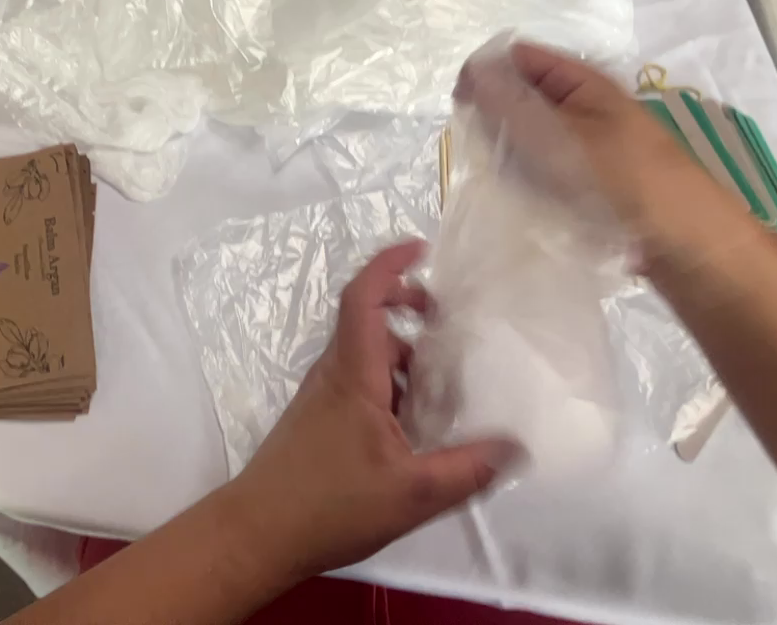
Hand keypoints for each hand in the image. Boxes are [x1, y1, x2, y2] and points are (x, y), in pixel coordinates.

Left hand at [222, 242, 522, 579]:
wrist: (261, 528)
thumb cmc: (332, 503)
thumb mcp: (413, 492)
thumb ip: (466, 469)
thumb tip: (516, 447)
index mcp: (353, 372)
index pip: (363, 296)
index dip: (389, 264)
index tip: (420, 248)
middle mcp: (335, 371)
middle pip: (367, 318)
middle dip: (406, 306)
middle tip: (446, 322)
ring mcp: (324, 393)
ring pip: (366, 353)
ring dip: (403, 354)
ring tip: (444, 383)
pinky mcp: (321, 416)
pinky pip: (360, 380)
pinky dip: (391, 382)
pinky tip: (416, 422)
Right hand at [459, 43, 764, 275]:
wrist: (685, 245)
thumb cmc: (626, 181)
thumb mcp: (562, 136)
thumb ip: (512, 102)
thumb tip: (473, 69)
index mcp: (581, 81)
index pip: (516, 57)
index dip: (485, 72)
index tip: (462, 106)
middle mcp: (579, 104)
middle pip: (515, 94)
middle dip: (493, 117)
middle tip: (491, 149)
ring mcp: (579, 141)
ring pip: (521, 134)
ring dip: (507, 152)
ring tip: (512, 178)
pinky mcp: (579, 175)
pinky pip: (535, 164)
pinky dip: (524, 176)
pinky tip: (527, 195)